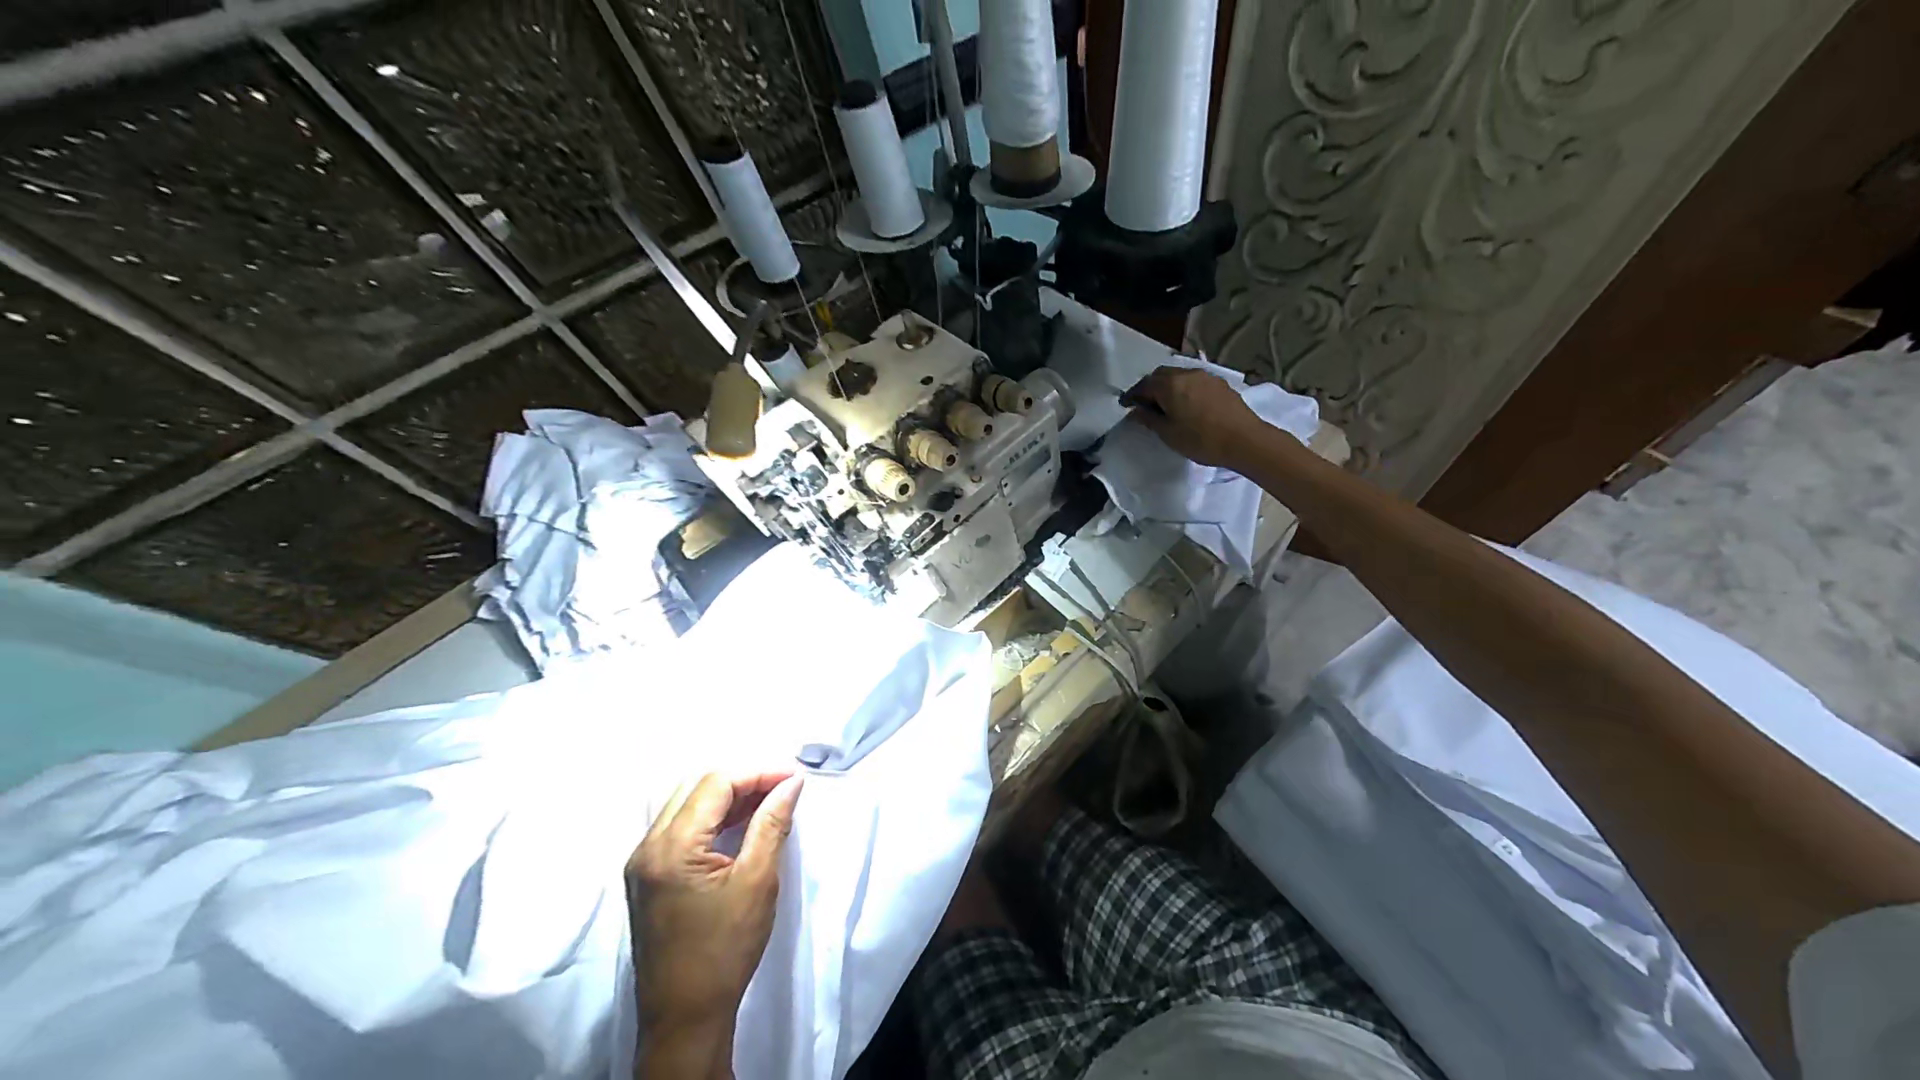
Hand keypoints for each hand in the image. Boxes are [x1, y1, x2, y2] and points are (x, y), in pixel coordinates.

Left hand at [627, 771, 804, 1077]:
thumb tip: (791, 783)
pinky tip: (739, 827)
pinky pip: (678, 828)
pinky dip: (710, 819)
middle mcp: (647, 847)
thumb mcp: (757, 882)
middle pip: (696, 788)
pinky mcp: (645, 877)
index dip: (757, 773)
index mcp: (671, 847)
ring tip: (766, 804)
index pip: (715, 784)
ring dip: (726, 798)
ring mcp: (641, 862)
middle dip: (741, 781)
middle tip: (780, 790)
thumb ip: (772, 824)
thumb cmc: (725, 951)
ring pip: (685, 805)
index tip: (792, 779)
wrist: (685, 1017)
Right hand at [1122, 366, 1270, 468]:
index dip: (1132, 395)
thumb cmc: (1201, 439)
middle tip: (1146, 405)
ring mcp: (1206, 377)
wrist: (1245, 440)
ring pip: (1179, 376)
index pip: (1144, 385)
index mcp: (1169, 385)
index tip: (1126, 406)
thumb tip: (1136, 410)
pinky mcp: (1220, 384)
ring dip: (1168, 387)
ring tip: (1167, 405)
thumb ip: (1149, 419)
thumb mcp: (1168, 433)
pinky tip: (1188, 405)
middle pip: (1161, 374)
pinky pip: (1194, 381)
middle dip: (1150, 387)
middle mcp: (1186, 374)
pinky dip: (1185, 389)